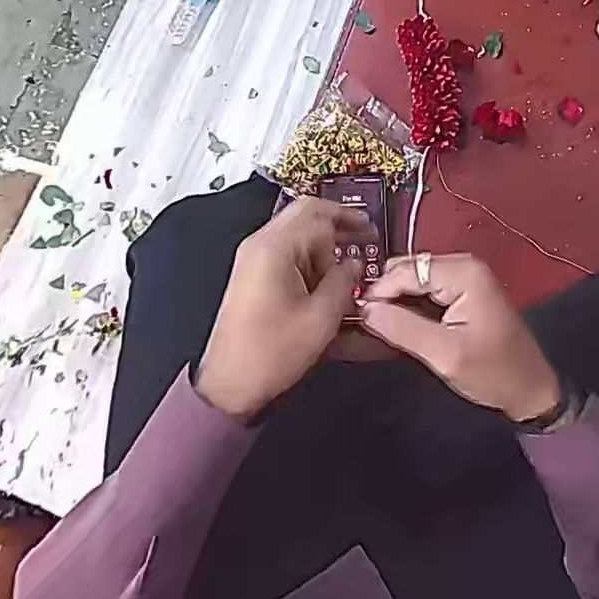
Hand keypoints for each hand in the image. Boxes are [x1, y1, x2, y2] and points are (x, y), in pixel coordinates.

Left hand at [195, 197, 372, 420]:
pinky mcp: (253, 273)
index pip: (318, 212)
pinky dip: (310, 259)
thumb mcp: (321, 318)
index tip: (370, 231)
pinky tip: (325, 282)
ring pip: (298, 231)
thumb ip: (343, 282)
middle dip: (338, 226)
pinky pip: (288, 251)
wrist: (228, 386)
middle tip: (362, 241)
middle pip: (305, 214)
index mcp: (275, 248)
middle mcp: (261, 244)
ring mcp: (254, 258)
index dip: (349, 218)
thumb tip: (353, 265)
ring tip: (345, 272)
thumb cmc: (270, 354)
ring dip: (324, 245)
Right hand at [359, 253, 561, 422]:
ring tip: (375, 322)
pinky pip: (426, 286)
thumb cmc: (493, 372)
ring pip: (415, 277)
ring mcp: (465, 274)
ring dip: (396, 297)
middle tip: (362, 319)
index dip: (379, 290)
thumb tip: (366, 308)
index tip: (356, 312)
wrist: (529, 388)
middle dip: (386, 292)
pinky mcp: (463, 287)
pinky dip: (410, 301)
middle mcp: (464, 264)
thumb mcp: (444, 355)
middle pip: (410, 269)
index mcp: (464, 272)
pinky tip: (397, 321)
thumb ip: (402, 328)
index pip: (407, 270)